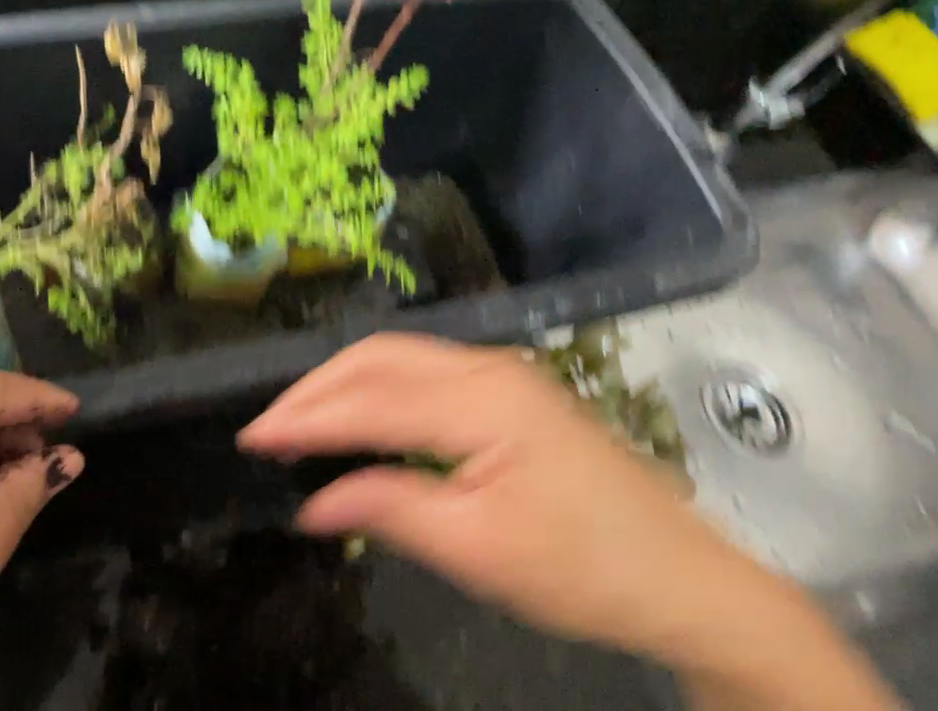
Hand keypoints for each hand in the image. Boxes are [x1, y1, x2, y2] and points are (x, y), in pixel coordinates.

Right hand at [239, 335, 897, 710]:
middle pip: (377, 358)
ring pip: (398, 358)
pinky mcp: (508, 389)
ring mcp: (501, 372)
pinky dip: (375, 387)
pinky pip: (422, 372)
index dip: (305, 417)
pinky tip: (356, 415)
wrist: (685, 579)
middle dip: (314, 389)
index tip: (251, 437)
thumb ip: (388, 509)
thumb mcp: (479, 550)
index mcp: (480, 400)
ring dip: (342, 383)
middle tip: (265, 428)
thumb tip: (311, 501)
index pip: (369, 399)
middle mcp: (486, 367)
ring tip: (297, 420)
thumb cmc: (584, 570)